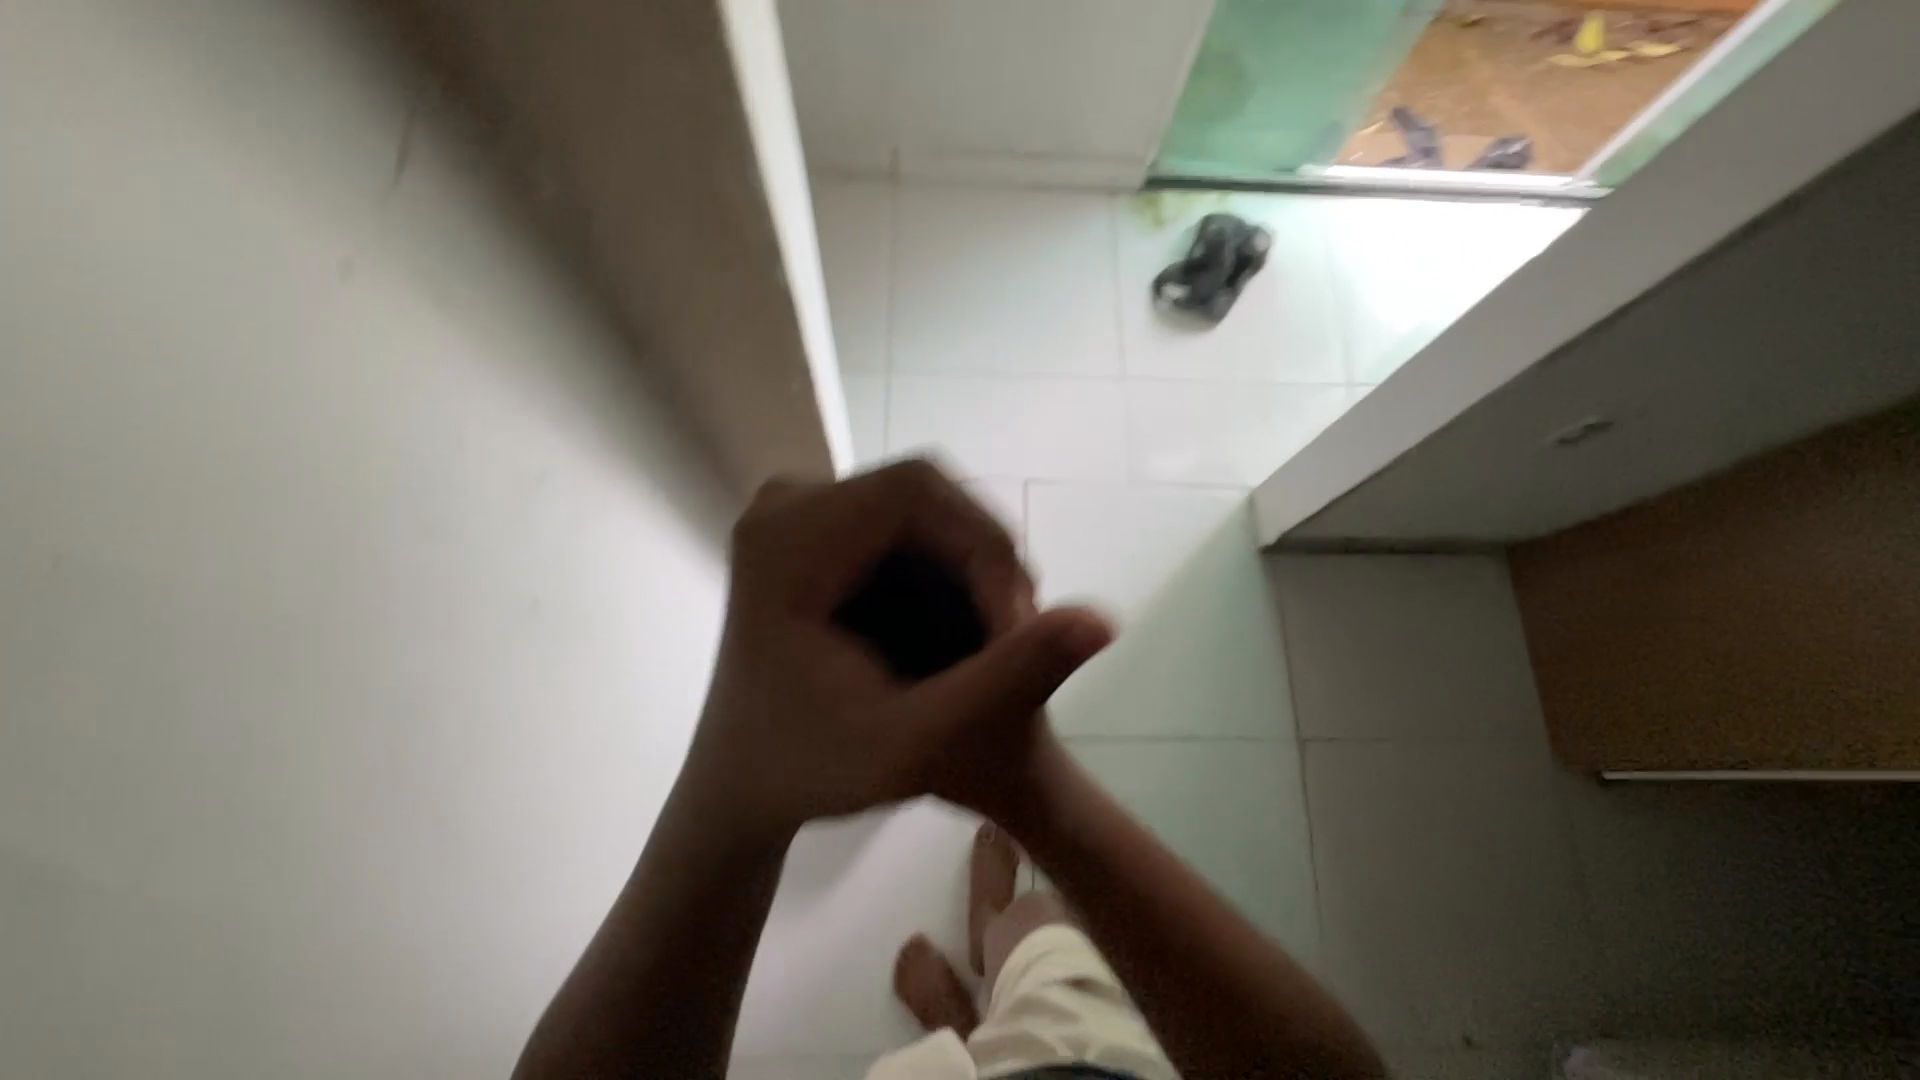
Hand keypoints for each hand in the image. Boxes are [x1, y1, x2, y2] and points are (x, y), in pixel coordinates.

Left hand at [680, 459, 1112, 837]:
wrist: (744, 782)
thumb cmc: (813, 770)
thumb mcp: (915, 743)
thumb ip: (1007, 679)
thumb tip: (1104, 619)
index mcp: (787, 536)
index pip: (919, 492)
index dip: (988, 550)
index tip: (1018, 633)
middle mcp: (787, 502)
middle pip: (926, 495)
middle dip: (985, 566)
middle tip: (1015, 645)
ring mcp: (798, 510)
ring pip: (925, 510)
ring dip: (973, 573)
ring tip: (992, 649)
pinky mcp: (816, 527)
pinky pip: (907, 527)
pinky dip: (947, 576)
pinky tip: (955, 635)